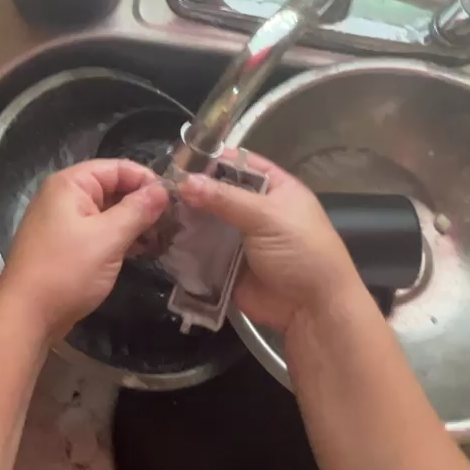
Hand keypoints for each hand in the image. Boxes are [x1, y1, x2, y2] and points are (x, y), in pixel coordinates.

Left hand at [0, 159, 171, 335]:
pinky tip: (143, 251)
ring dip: (134, 223)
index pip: (117, 168)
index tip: (174, 201)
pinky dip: (120, 237)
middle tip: (173, 223)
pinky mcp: (67, 244)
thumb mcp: (108, 238)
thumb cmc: (67, 271)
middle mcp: (64, 196)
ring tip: (163, 239)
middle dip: (143, 203)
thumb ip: (137, 210)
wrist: (26, 317)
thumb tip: (163, 190)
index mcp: (70, 184)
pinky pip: (99, 230)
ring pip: (108, 211)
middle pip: (113, 187)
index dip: (146, 180)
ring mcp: (64, 221)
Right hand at [178, 153, 362, 330]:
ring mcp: (238, 237)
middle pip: (217, 191)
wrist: (312, 310)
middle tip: (161, 187)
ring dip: (185, 217)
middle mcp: (255, 209)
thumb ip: (224, 198)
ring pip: (205, 220)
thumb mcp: (266, 216)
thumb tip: (184, 181)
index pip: (240, 163)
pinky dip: (184, 244)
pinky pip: (199, 249)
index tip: (181, 160)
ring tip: (157, 210)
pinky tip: (163, 237)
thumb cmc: (300, 251)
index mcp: (274, 188)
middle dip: (192, 190)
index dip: (213, 159)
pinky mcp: (224, 263)